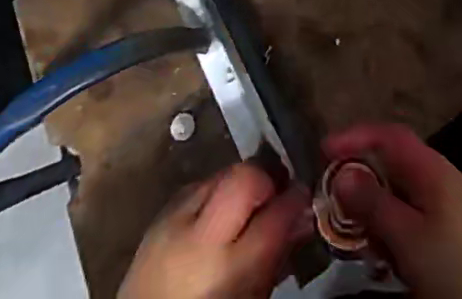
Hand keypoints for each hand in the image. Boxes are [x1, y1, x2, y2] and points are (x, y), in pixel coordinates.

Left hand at [119, 162, 311, 298]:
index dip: (296, 201)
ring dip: (240, 185)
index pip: (275, 215)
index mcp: (227, 271)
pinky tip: (217, 217)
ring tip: (247, 206)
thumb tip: (303, 215)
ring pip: (220, 175)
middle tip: (276, 195)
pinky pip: (197, 187)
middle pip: (244, 178)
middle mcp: (196, 239)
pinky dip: (214, 195)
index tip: (305, 197)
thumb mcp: (250, 298)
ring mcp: (171, 223)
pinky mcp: (156, 218)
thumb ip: (276, 256)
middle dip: (267, 179)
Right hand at [322, 124, 461, 298]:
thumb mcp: (408, 237)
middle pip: (389, 160)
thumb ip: (374, 205)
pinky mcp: (439, 224)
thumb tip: (342, 173)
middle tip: (326, 197)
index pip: (390, 135)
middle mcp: (434, 175)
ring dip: (368, 204)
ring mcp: (438, 200)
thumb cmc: (453, 263)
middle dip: (357, 175)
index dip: (356, 136)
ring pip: (393, 189)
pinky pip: (403, 212)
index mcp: (430, 168)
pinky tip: (374, 247)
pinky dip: (383, 223)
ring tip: (347, 228)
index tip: (323, 150)